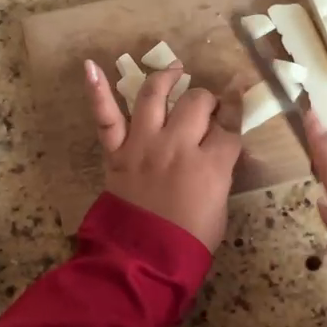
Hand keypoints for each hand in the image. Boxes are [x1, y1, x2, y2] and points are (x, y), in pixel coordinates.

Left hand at [85, 60, 242, 250]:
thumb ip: (220, 173)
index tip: (236, 101)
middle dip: (207, 99)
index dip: (235, 113)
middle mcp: (178, 145)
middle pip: (197, 104)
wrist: (145, 259)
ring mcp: (144, 144)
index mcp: (211, 164)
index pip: (229, 127)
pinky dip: (96, 91)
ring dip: (166, 78)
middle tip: (207, 105)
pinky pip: (105, 117)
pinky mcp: (117, 152)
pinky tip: (90, 67)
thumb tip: (218, 151)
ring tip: (174, 71)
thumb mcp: (220, 206)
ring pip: (155, 96)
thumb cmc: (189, 241)